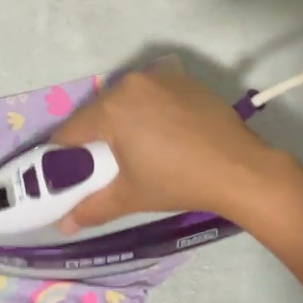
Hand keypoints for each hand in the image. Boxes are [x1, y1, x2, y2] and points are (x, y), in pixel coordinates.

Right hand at [51, 60, 285, 230]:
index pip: (70, 131)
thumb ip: (92, 207)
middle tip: (102, 166)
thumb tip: (64, 225)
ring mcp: (157, 78)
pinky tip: (161, 134)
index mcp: (111, 108)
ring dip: (120, 121)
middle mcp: (129, 84)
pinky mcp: (180, 79)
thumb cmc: (179, 182)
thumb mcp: (130, 196)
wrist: (239, 168)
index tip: (67, 173)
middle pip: (96, 112)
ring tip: (133, 150)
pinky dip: (147, 110)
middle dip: (93, 138)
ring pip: (123, 100)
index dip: (63, 155)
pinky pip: (150, 93)